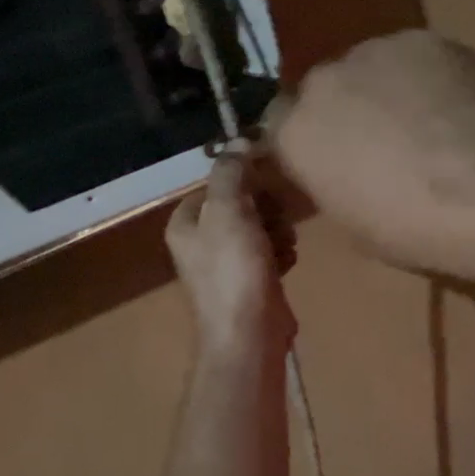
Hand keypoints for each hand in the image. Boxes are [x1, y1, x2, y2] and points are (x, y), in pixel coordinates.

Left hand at [166, 157, 296, 355]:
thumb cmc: (234, 271)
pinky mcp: (250, 286)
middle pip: (239, 206)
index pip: (216, 184)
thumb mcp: (228, 211)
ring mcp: (226, 267)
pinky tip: (289, 261)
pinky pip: (268, 256)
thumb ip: (232, 172)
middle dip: (265, 208)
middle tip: (280, 217)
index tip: (268, 184)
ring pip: (257, 230)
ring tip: (286, 243)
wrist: (249, 336)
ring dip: (277, 230)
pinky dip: (281, 254)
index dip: (244, 179)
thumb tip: (240, 139)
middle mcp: (200, 244)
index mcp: (185, 223)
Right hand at [271, 30, 474, 276]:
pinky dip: (430, 80)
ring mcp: (375, 52)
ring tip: (427, 127)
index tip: (329, 160)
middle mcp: (324, 82)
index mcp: (295, 134)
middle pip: (327, 91)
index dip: (307, 140)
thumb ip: (337, 186)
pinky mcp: (426, 40)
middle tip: (383, 146)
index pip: (278, 125)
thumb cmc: (411, 226)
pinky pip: (418, 60)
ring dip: (389, 92)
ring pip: (373, 69)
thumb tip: (349, 175)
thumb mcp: (355, 226)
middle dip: (348, 112)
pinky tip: (457, 110)